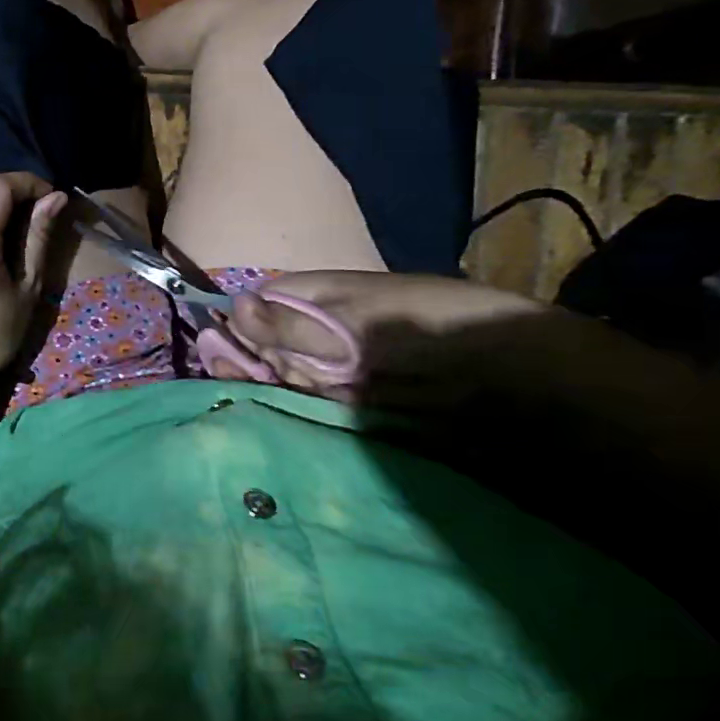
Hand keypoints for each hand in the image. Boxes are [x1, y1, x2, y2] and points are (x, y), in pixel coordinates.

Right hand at [222, 270, 547, 408]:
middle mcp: (307, 327)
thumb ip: (293, 326)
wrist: (493, 363)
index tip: (226, 366)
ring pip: (278, 379)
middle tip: (249, 394)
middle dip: (251, 373)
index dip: (234, 340)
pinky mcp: (342, 392)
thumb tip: (234, 307)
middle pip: (258, 351)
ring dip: (271, 396)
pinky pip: (306, 401)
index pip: (249, 313)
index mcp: (303, 296)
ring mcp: (324, 360)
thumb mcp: (353, 321)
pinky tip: (287, 424)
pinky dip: (297, 412)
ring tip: (262, 414)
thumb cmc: (418, 323)